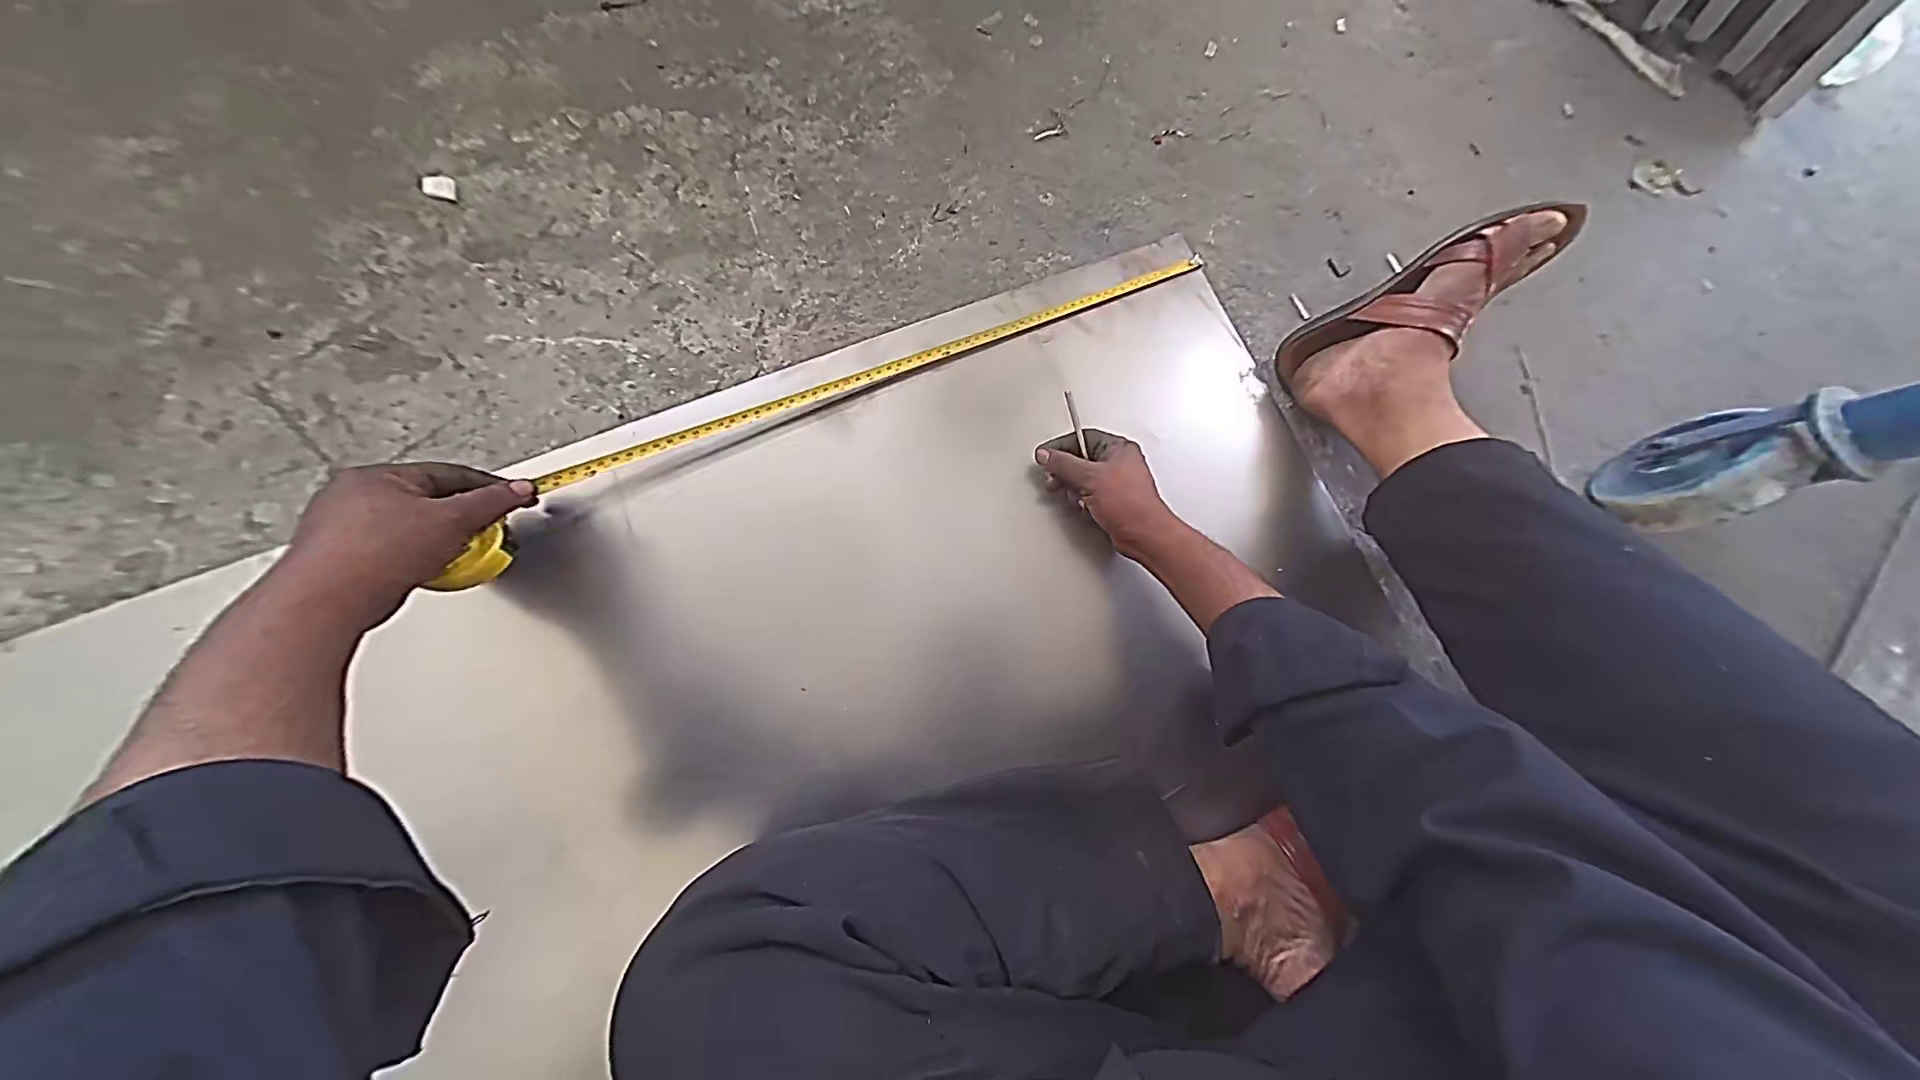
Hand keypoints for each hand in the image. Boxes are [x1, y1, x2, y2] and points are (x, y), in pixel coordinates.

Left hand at [270, 463, 538, 627]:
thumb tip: (515, 490)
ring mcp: (345, 527)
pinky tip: (425, 568)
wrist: (330, 600)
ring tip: (453, 553)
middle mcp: (354, 496)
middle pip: (431, 500)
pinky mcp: (344, 557)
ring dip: (441, 539)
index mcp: (376, 476)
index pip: (450, 474)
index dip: (489, 487)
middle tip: (486, 529)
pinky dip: (418, 557)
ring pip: (413, 526)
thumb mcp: (454, 520)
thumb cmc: (373, 554)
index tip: (512, 497)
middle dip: (463, 517)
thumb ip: (492, 501)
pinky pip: (396, 549)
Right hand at [1033, 429, 1183, 561]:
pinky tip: (1083, 506)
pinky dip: (1082, 500)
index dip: (1060, 446)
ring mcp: (1117, 482)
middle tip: (1054, 477)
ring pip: (1084, 478)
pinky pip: (1090, 494)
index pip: (1082, 438)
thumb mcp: (1089, 477)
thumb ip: (1063, 464)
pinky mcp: (1113, 500)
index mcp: (1119, 448)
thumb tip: (1047, 455)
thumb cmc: (1130, 504)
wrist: (1143, 534)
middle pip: (1081, 459)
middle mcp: (1120, 463)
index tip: (1045, 455)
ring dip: (1073, 487)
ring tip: (1072, 495)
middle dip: (1065, 470)